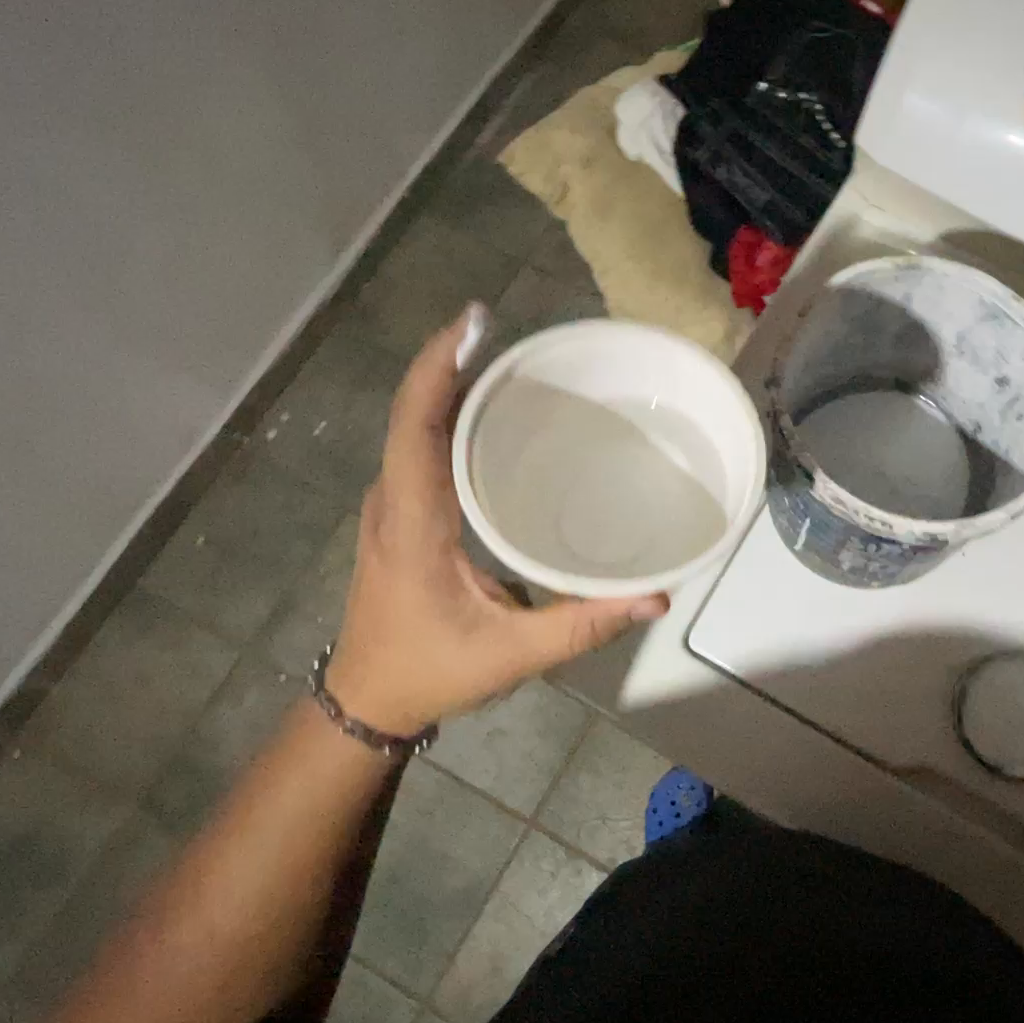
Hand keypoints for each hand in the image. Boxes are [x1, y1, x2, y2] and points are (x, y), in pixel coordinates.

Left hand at [325, 307, 667, 735]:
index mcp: (414, 524)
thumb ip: (584, 625)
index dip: (438, 367)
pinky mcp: (400, 514)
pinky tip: (493, 417)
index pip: (415, 427)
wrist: (367, 700)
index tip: (474, 322)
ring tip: (511, 363)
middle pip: (415, 413)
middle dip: (455, 363)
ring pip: (415, 427)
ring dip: (452, 386)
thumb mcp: (513, 654)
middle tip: (513, 336)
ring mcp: (391, 506)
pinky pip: (421, 448)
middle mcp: (394, 501)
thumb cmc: (431, 672)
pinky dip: (450, 418)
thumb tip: (656, 597)